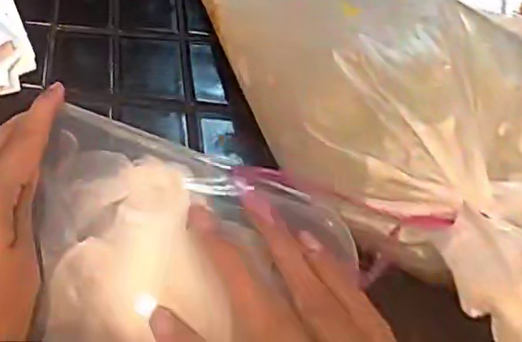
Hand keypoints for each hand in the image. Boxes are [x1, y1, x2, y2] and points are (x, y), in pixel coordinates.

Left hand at [0, 83, 65, 341]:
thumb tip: (29, 172)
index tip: (58, 89)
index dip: (42, 114)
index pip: (22, 142)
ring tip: (32, 133)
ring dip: (7, 140)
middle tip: (49, 109)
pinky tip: (6, 170)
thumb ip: (25, 209)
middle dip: (23, 121)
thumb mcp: (24, 263)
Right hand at [149, 197, 396, 341]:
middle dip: (267, 232)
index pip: (239, 277)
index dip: (216, 242)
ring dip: (308, 252)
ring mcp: (356, 340)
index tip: (197, 210)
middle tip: (249, 195)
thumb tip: (157, 315)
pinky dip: (345, 280)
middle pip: (289, 270)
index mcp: (273, 336)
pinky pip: (364, 307)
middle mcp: (315, 329)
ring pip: (329, 284)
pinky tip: (336, 266)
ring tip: (290, 225)